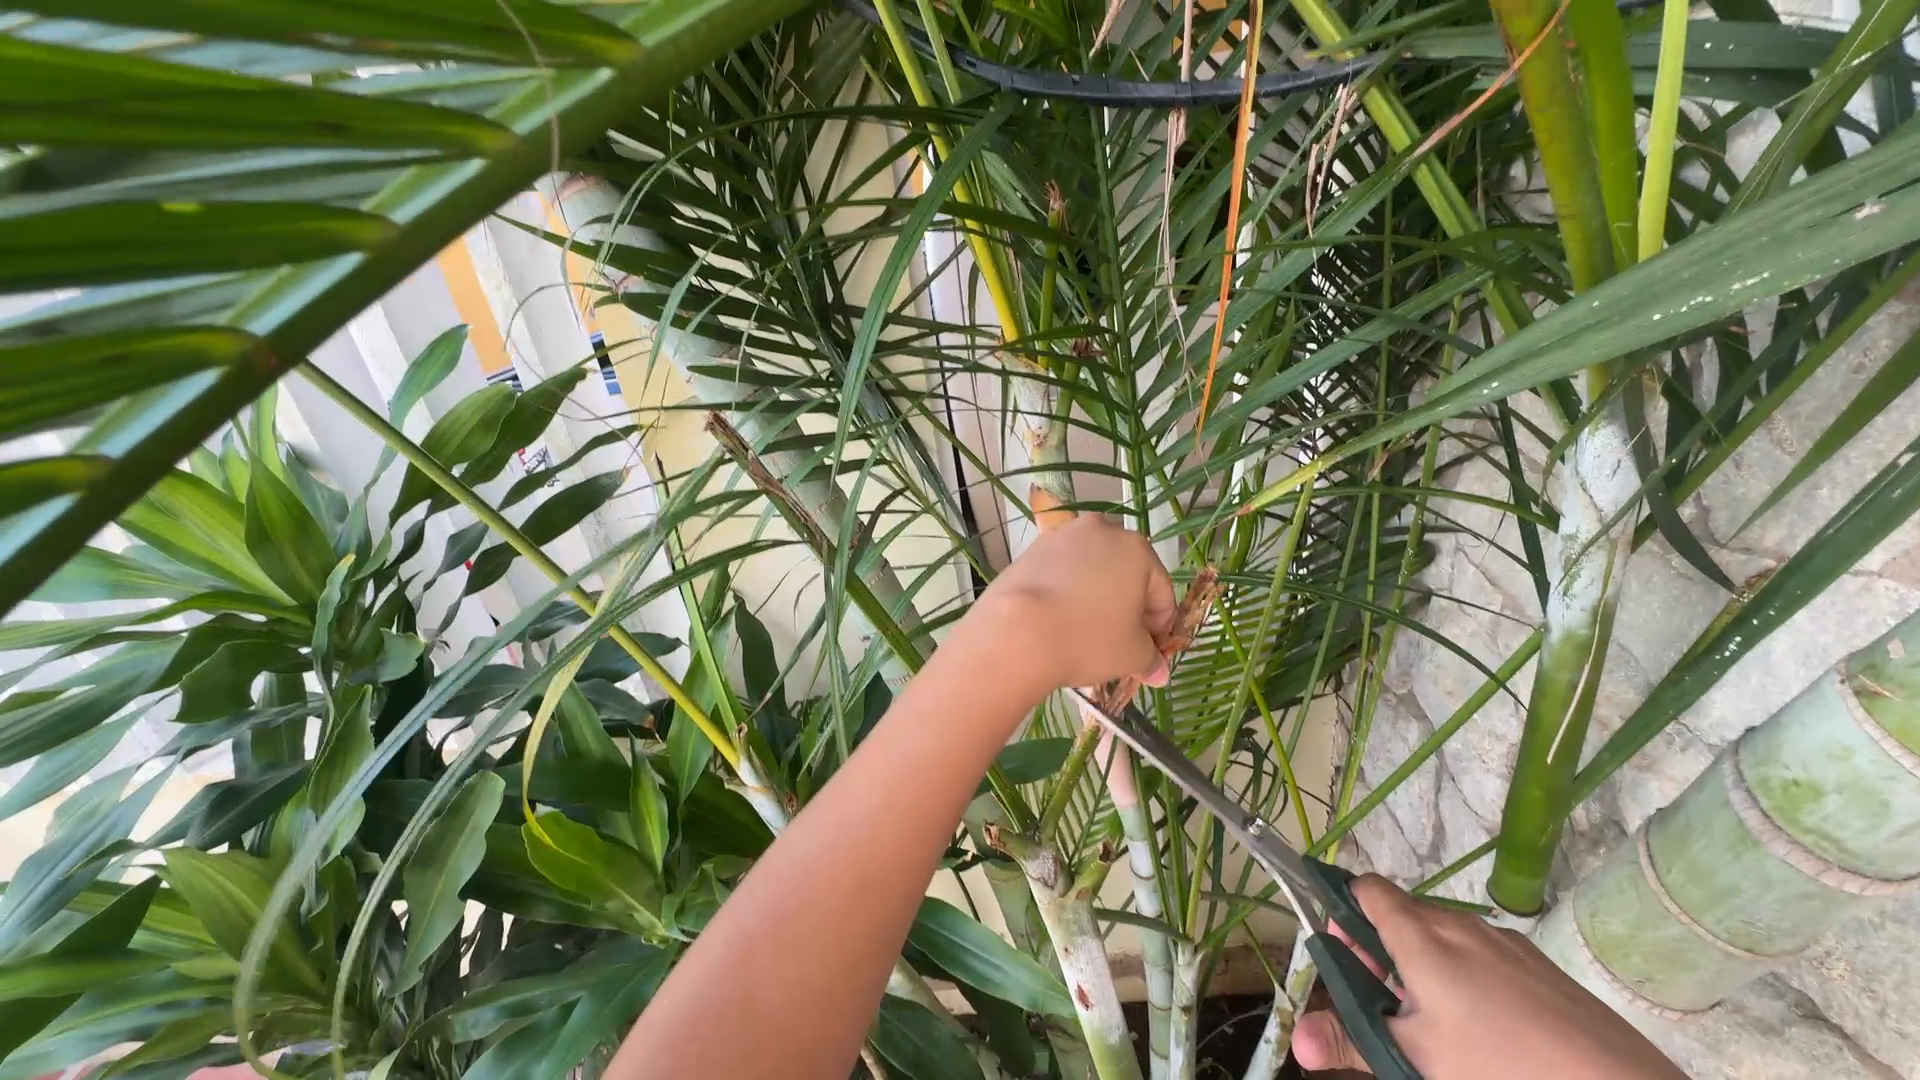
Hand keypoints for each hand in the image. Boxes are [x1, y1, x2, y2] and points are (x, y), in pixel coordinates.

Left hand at [970, 516, 1175, 690]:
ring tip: (1089, 631)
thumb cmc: (1088, 638)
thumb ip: (1150, 659)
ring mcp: (1062, 537)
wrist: (1016, 631)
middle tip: (1123, 641)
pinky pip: (1061, 572)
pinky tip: (1060, 619)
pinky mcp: (1031, 550)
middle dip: (1129, 607)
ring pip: (1091, 570)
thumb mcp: (1131, 655)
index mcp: (1136, 549)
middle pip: (1126, 573)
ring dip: (1097, 596)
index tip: (1153, 650)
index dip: (1161, 625)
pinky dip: (1067, 592)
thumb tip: (1158, 673)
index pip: (1161, 590)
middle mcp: (1101, 531)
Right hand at [1293, 876, 1685, 1079]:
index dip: (1344, 910)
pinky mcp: (1540, 966)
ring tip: (1435, 1023)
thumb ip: (1349, 1041)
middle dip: (1382, 948)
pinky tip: (1488, 1030)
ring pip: (1444, 936)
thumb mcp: (1415, 1060)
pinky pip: (1483, 954)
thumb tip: (1297, 1043)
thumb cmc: (1500, 1067)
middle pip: (1402, 914)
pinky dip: (1467, 976)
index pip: (1366, 888)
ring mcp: (1503, 942)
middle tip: (1385, 1003)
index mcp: (1419, 934)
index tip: (1344, 953)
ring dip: (1424, 964)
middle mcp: (1457, 923)